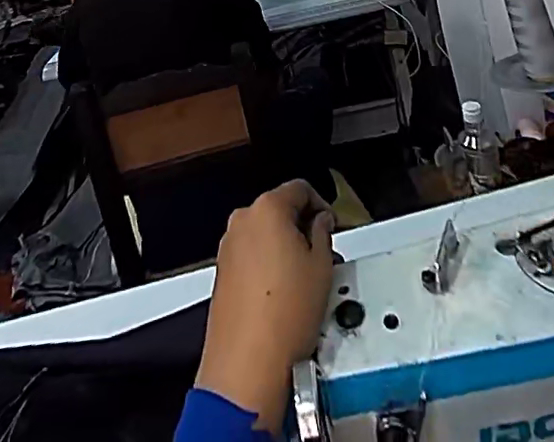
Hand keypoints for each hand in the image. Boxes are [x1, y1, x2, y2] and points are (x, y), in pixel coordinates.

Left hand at [196, 180, 336, 429]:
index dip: (322, 204)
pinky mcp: (221, 273)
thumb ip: (323, 232)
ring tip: (306, 273)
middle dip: (302, 224)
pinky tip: (285, 289)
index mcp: (267, 209)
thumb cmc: (284, 316)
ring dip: (284, 244)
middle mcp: (242, 222)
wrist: (247, 364)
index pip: (300, 188)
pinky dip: (267, 263)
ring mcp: (228, 248)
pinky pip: (250, 254)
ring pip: (264, 232)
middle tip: (323, 247)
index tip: (332, 222)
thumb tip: (321, 224)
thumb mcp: (322, 264)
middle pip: (279, 208)